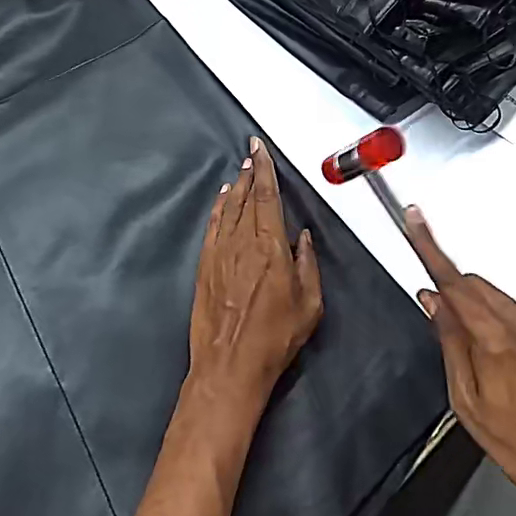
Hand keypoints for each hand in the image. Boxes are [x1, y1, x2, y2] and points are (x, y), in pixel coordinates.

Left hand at [188, 137, 322, 408]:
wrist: (229, 365)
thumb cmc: (274, 338)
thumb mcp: (309, 305)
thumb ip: (308, 265)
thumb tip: (302, 238)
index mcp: (270, 247)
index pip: (267, 196)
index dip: (264, 169)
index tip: (259, 149)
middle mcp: (242, 242)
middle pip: (247, 196)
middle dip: (252, 173)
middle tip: (253, 155)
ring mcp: (220, 251)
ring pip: (229, 207)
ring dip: (237, 186)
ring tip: (243, 171)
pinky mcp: (205, 263)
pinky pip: (213, 225)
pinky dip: (219, 207)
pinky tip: (223, 198)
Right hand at [405, 207, 515, 515]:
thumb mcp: (469, 403)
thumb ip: (448, 342)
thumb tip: (433, 304)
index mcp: (498, 342)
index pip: (454, 281)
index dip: (428, 246)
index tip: (416, 222)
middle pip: (474, 283)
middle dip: (451, 290)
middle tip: (438, 315)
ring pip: (494, 297)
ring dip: (474, 308)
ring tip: (475, 357)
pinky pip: (515, 313)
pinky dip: (497, 322)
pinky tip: (500, 362)